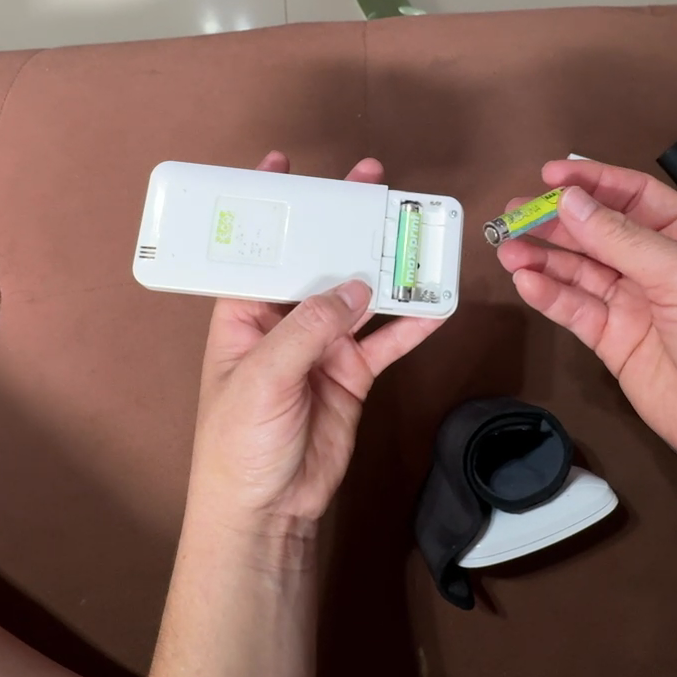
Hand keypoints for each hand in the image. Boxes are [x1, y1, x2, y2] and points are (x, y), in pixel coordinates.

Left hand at [187, 152, 443, 542]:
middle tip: (372, 181)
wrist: (268, 511)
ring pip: (359, 294)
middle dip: (342, 222)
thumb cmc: (239, 443)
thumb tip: (356, 287)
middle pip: (318, 260)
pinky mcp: (353, 372)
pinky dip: (412, 322)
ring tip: (413, 227)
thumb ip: (308, 329)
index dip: (269, 209)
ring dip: (385, 264)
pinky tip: (438, 301)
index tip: (282, 165)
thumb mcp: (262, 377)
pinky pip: (387, 339)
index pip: (257, 249)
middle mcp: (284, 320)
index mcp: (244, 313)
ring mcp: (322, 344)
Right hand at [495, 160, 676, 482]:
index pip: (635, 195)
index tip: (551, 174)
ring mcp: (637, 304)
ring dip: (544, 257)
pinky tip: (526, 282)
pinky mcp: (617, 342)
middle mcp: (660, 265)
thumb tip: (570, 200)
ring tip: (506, 248)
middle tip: (513, 212)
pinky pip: (577, 310)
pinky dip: (550, 295)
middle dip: (557, 220)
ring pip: (580, 271)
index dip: (593, 181)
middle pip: (599, 232)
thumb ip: (623, 239)